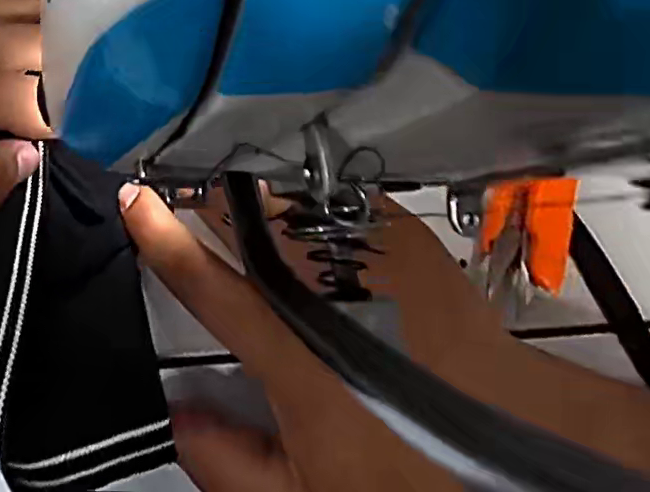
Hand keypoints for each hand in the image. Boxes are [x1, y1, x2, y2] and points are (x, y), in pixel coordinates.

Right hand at [118, 184, 456, 491]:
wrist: (517, 436)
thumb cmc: (410, 471)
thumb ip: (231, 465)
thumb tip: (174, 417)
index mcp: (294, 350)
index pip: (210, 283)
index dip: (163, 237)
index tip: (133, 194)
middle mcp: (324, 286)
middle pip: (246, 221)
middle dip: (207, 198)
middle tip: (185, 187)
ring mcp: (364, 251)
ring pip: (285, 199)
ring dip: (253, 193)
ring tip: (236, 190)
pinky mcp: (396, 232)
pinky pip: (330, 196)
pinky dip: (301, 194)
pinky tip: (296, 201)